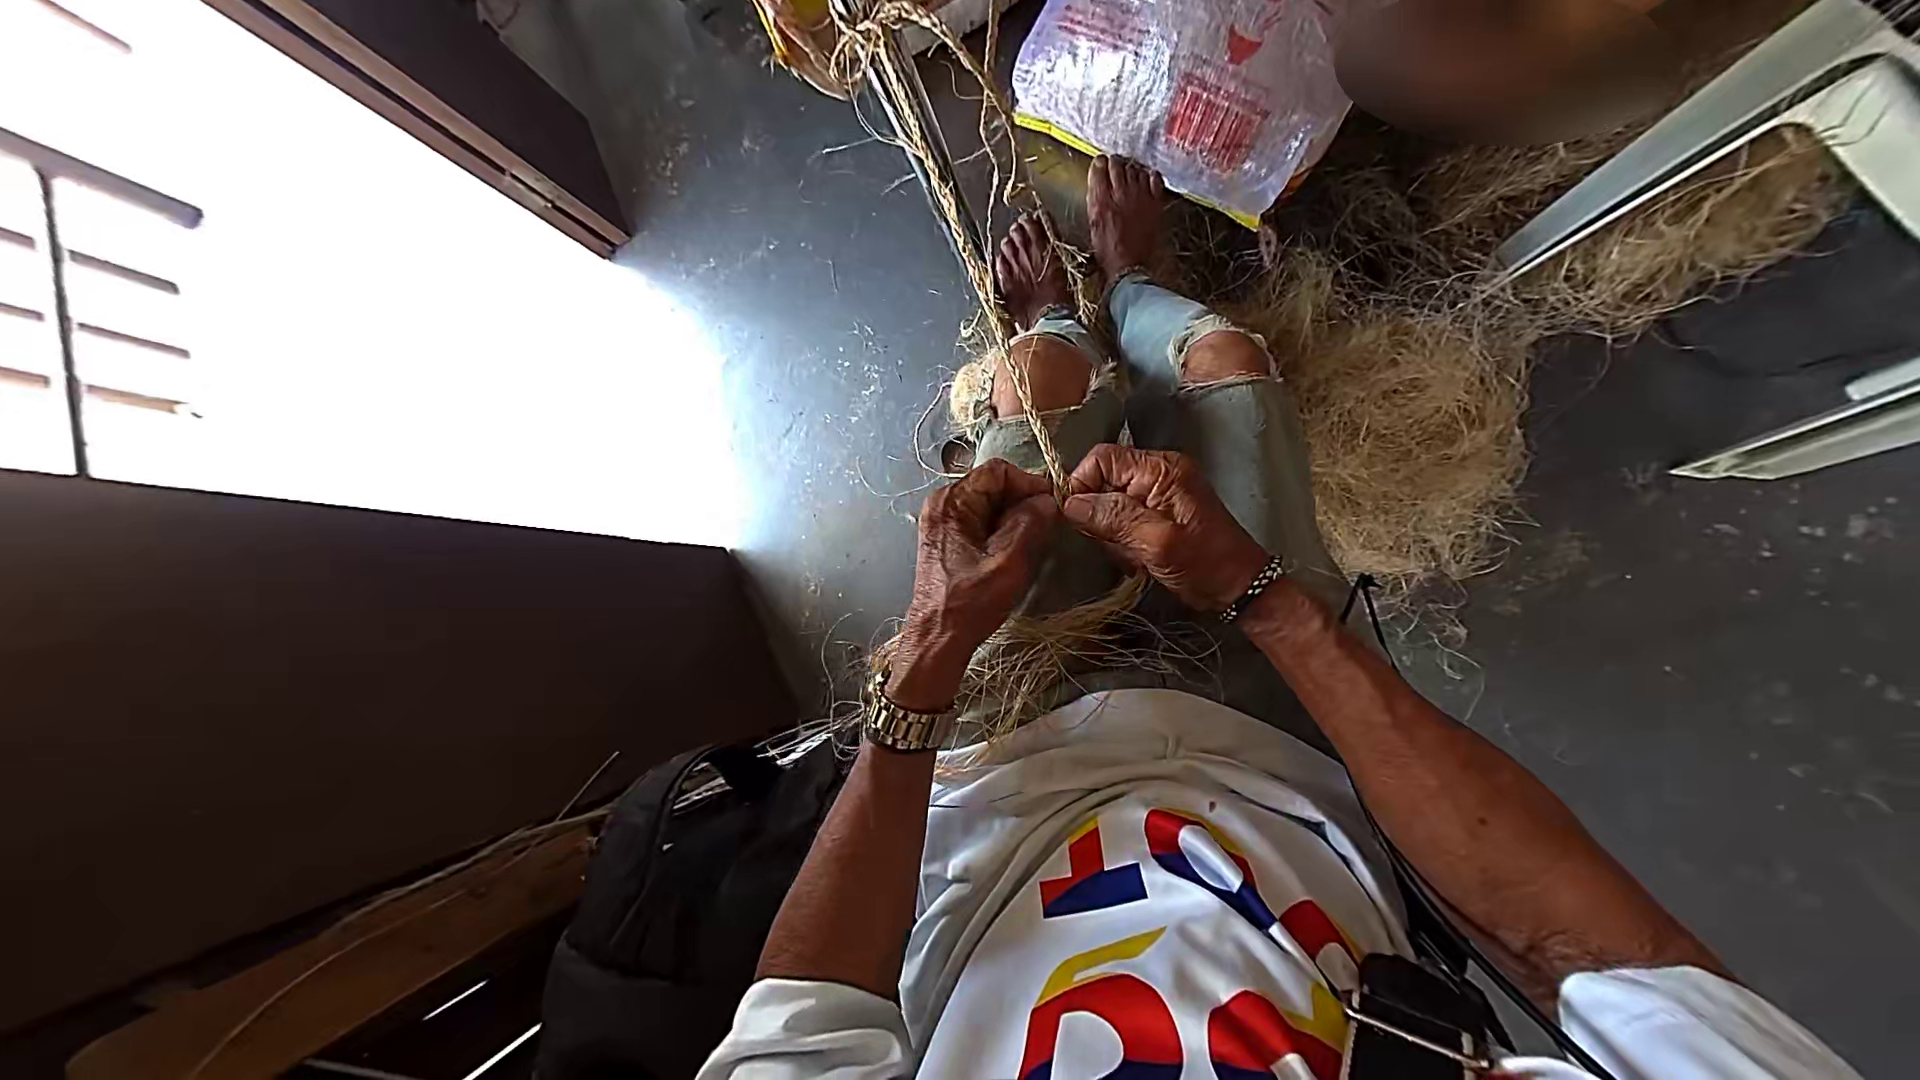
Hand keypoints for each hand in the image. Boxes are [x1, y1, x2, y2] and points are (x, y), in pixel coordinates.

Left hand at [890, 459, 1058, 710]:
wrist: (939, 637)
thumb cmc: (969, 603)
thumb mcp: (1010, 561)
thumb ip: (1032, 523)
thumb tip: (1047, 501)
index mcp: (952, 502)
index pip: (998, 471)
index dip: (1029, 484)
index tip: (1050, 506)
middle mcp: (942, 505)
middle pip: (993, 486)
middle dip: (1022, 503)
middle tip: (1043, 528)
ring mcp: (942, 522)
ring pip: (989, 505)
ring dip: (1013, 519)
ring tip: (1029, 544)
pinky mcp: (947, 540)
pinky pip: (981, 522)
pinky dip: (1000, 531)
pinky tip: (1010, 554)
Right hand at [1062, 444, 1268, 613]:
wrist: (1238, 589)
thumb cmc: (1206, 564)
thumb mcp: (1158, 541)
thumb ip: (1115, 517)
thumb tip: (1071, 503)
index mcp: (1161, 470)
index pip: (1102, 459)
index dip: (1082, 485)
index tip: (1077, 518)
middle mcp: (1156, 474)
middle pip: (1101, 482)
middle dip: (1100, 517)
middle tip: (1119, 543)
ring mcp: (1155, 495)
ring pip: (1106, 506)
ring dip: (1111, 535)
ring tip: (1134, 554)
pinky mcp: (1153, 515)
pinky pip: (1118, 523)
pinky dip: (1120, 543)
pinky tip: (1138, 558)